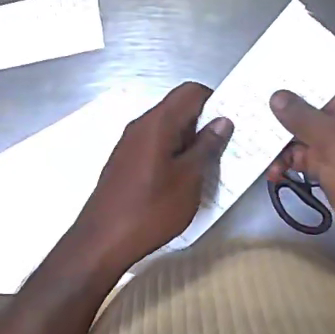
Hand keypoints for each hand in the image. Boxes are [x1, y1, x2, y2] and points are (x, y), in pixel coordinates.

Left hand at [67, 82, 232, 273]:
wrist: (102, 241)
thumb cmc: (151, 209)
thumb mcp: (189, 179)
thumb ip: (207, 146)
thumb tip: (221, 121)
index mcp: (157, 123)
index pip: (190, 92)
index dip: (215, 102)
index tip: (232, 125)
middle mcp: (139, 127)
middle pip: (178, 110)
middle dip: (204, 125)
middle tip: (227, 149)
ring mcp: (128, 146)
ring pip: (166, 132)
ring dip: (189, 144)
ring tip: (209, 168)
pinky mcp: (124, 164)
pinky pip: (154, 149)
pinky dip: (172, 157)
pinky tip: (183, 182)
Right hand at [265, 75, 334, 243]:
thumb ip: (302, 116)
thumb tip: (275, 96)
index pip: (320, 70)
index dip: (292, 67)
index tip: (260, 67)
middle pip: (301, 101)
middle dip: (275, 106)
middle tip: (242, 106)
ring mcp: (332, 138)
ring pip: (294, 130)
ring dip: (275, 140)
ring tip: (251, 146)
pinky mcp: (324, 162)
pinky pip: (297, 155)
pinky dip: (283, 162)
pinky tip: (273, 173)